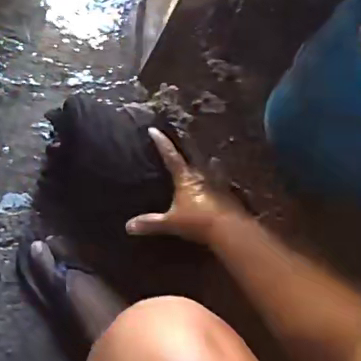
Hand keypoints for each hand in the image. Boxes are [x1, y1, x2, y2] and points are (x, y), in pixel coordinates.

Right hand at [125, 128, 243, 244]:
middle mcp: (204, 177)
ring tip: (212, 160)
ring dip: (212, 165)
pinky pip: (223, 187)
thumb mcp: (171, 222)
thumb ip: (151, 223)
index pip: (171, 157)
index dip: (161, 144)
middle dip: (192, 151)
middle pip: (197, 159)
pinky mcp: (232, 198)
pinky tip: (222, 188)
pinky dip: (221, 185)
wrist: (231, 231)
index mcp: (186, 179)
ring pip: (214, 170)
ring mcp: (220, 187)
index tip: (154, 130)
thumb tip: (128, 226)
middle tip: (189, 142)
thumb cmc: (197, 221)